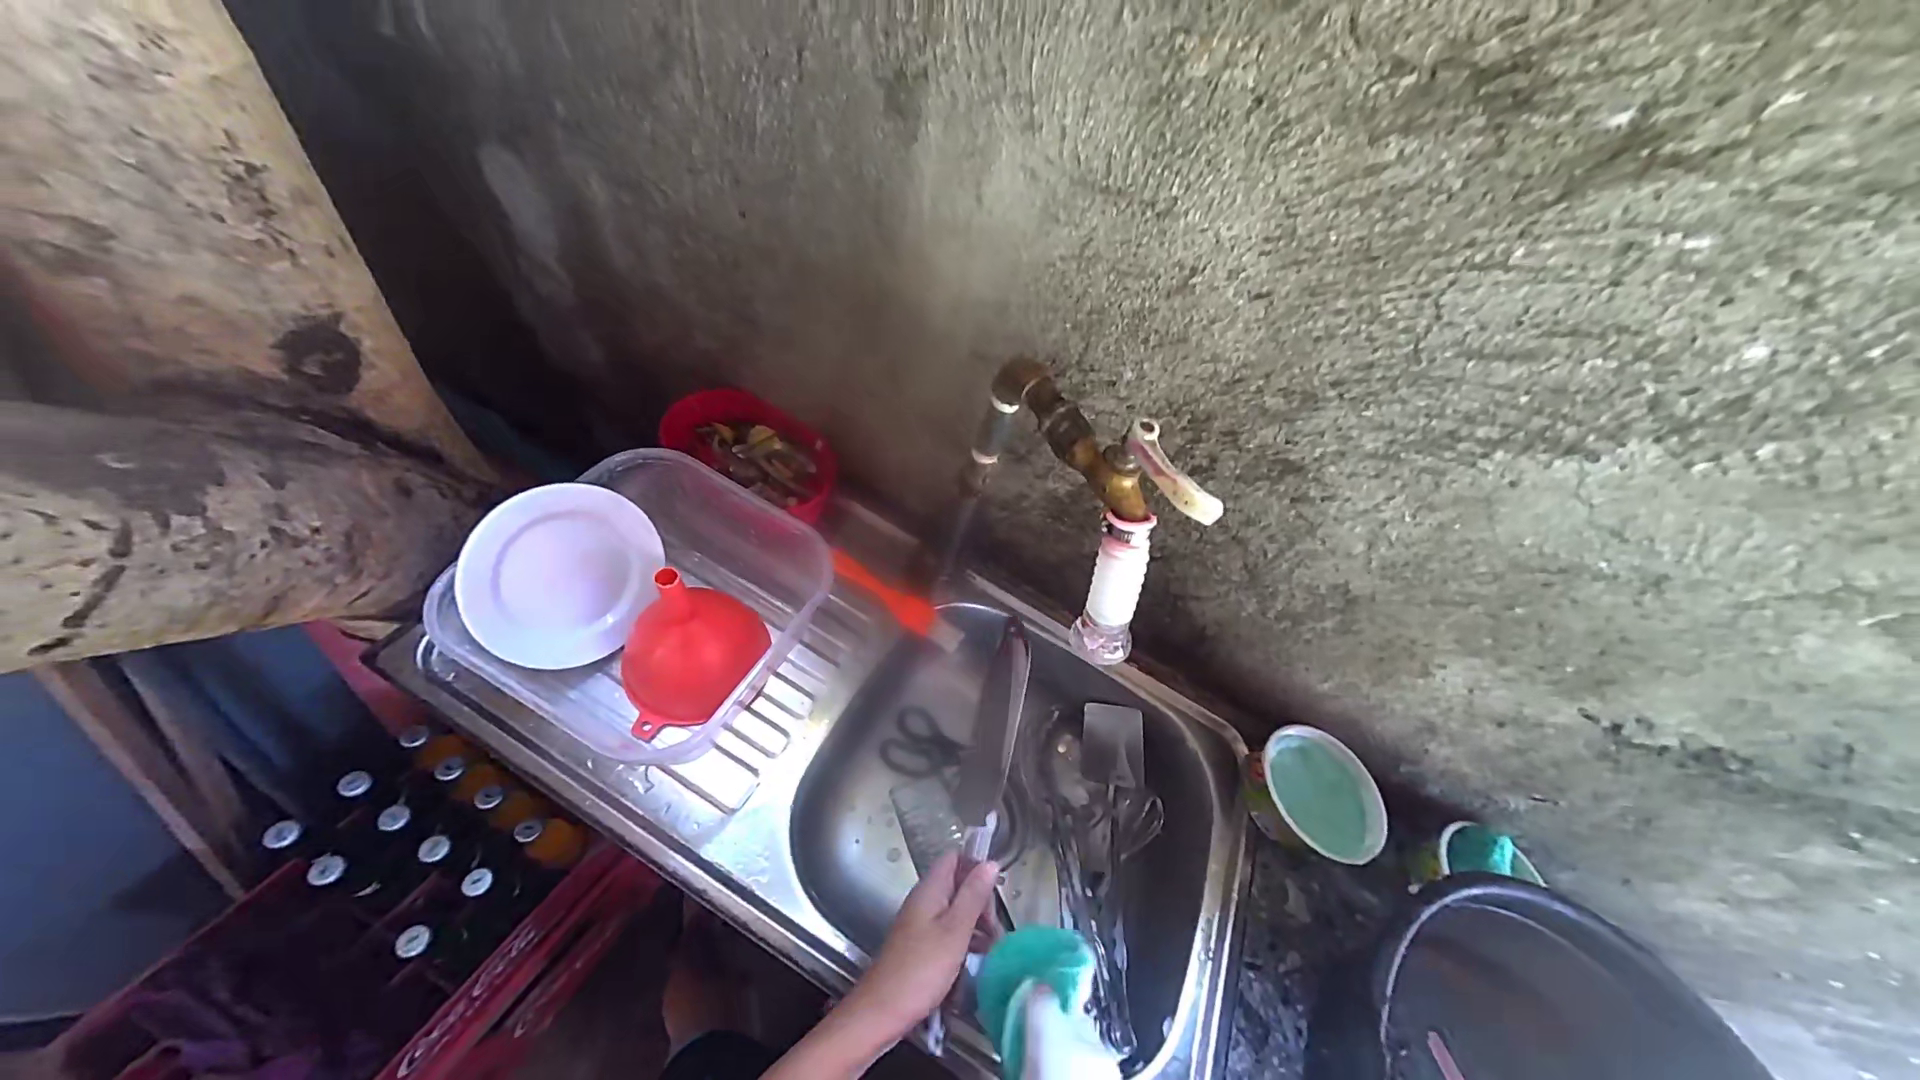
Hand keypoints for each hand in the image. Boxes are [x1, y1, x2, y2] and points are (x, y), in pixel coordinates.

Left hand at [847, 850, 999, 1038]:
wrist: (882, 1011)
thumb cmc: (921, 969)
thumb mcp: (955, 930)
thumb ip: (974, 895)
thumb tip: (990, 863)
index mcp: (930, 888)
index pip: (955, 858)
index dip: (977, 867)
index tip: (994, 893)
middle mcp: (924, 899)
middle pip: (958, 884)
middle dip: (980, 901)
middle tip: (994, 929)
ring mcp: (920, 922)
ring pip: (955, 909)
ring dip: (975, 923)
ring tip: (991, 949)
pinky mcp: (920, 944)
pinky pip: (948, 930)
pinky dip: (964, 939)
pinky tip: (975, 960)